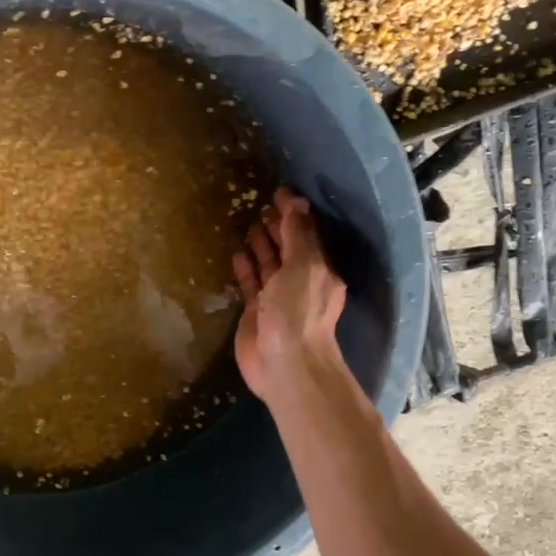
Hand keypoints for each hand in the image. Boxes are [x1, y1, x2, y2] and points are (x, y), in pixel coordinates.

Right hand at [232, 188, 349, 406]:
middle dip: (277, 228)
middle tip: (260, 205)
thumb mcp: (303, 266)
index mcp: (318, 269)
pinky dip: (246, 268)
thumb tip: (297, 203)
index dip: (293, 213)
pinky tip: (236, 254)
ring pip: (269, 265)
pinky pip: (251, 284)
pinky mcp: (256, 312)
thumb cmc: (297, 312)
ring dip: (261, 245)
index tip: (278, 191)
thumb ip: (297, 235)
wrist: (285, 364)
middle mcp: (300, 280)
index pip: (306, 233)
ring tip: (248, 225)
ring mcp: (277, 298)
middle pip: (288, 248)